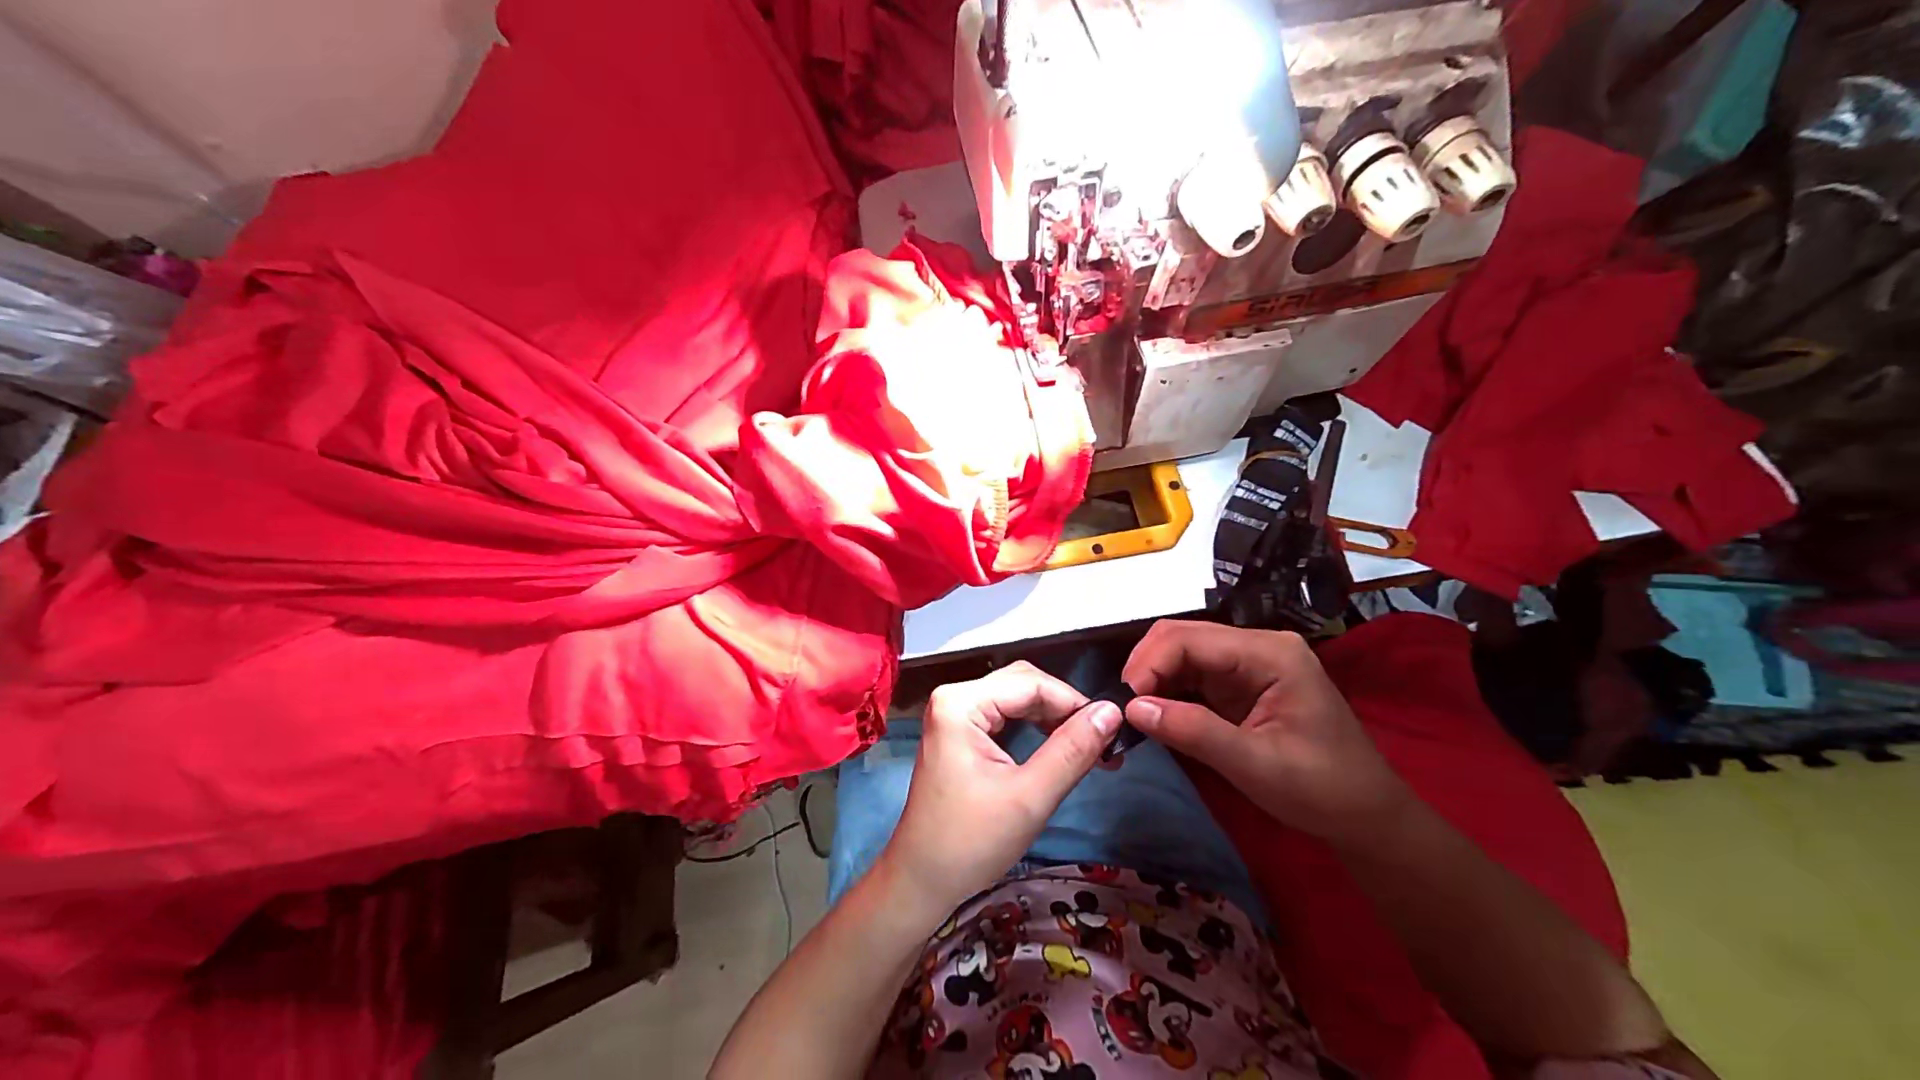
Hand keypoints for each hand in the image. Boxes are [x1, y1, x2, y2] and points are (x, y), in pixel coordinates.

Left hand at [880, 662, 1122, 911]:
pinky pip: (1005, 714)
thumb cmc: (971, 842)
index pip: (1032, 684)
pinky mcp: (958, 732)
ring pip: (1017, 698)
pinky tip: (1058, 745)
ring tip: (1088, 747)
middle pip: (1024, 684)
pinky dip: (1035, 726)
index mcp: (961, 703)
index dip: (1075, 703)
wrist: (922, 880)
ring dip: (1053, 718)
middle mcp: (954, 697)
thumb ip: (1073, 749)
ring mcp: (954, 714)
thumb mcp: (1030, 796)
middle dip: (1065, 709)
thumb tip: (1112, 712)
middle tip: (1103, 742)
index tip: (1111, 733)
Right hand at [1121, 620, 1410, 847]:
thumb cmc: (1321, 789)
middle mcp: (1256, 647)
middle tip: (1124, 711)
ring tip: (1134, 716)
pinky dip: (1167, 694)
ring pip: (1181, 655)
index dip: (1148, 664)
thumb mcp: (1255, 764)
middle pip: (1181, 638)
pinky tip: (1155, 716)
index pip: (1189, 638)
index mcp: (1269, 653)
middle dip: (1146, 669)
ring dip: (1153, 681)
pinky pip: (1192, 677)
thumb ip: (1194, 731)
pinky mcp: (1240, 685)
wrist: (1366, 817)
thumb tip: (1132, 709)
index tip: (1125, 705)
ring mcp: (1248, 664)